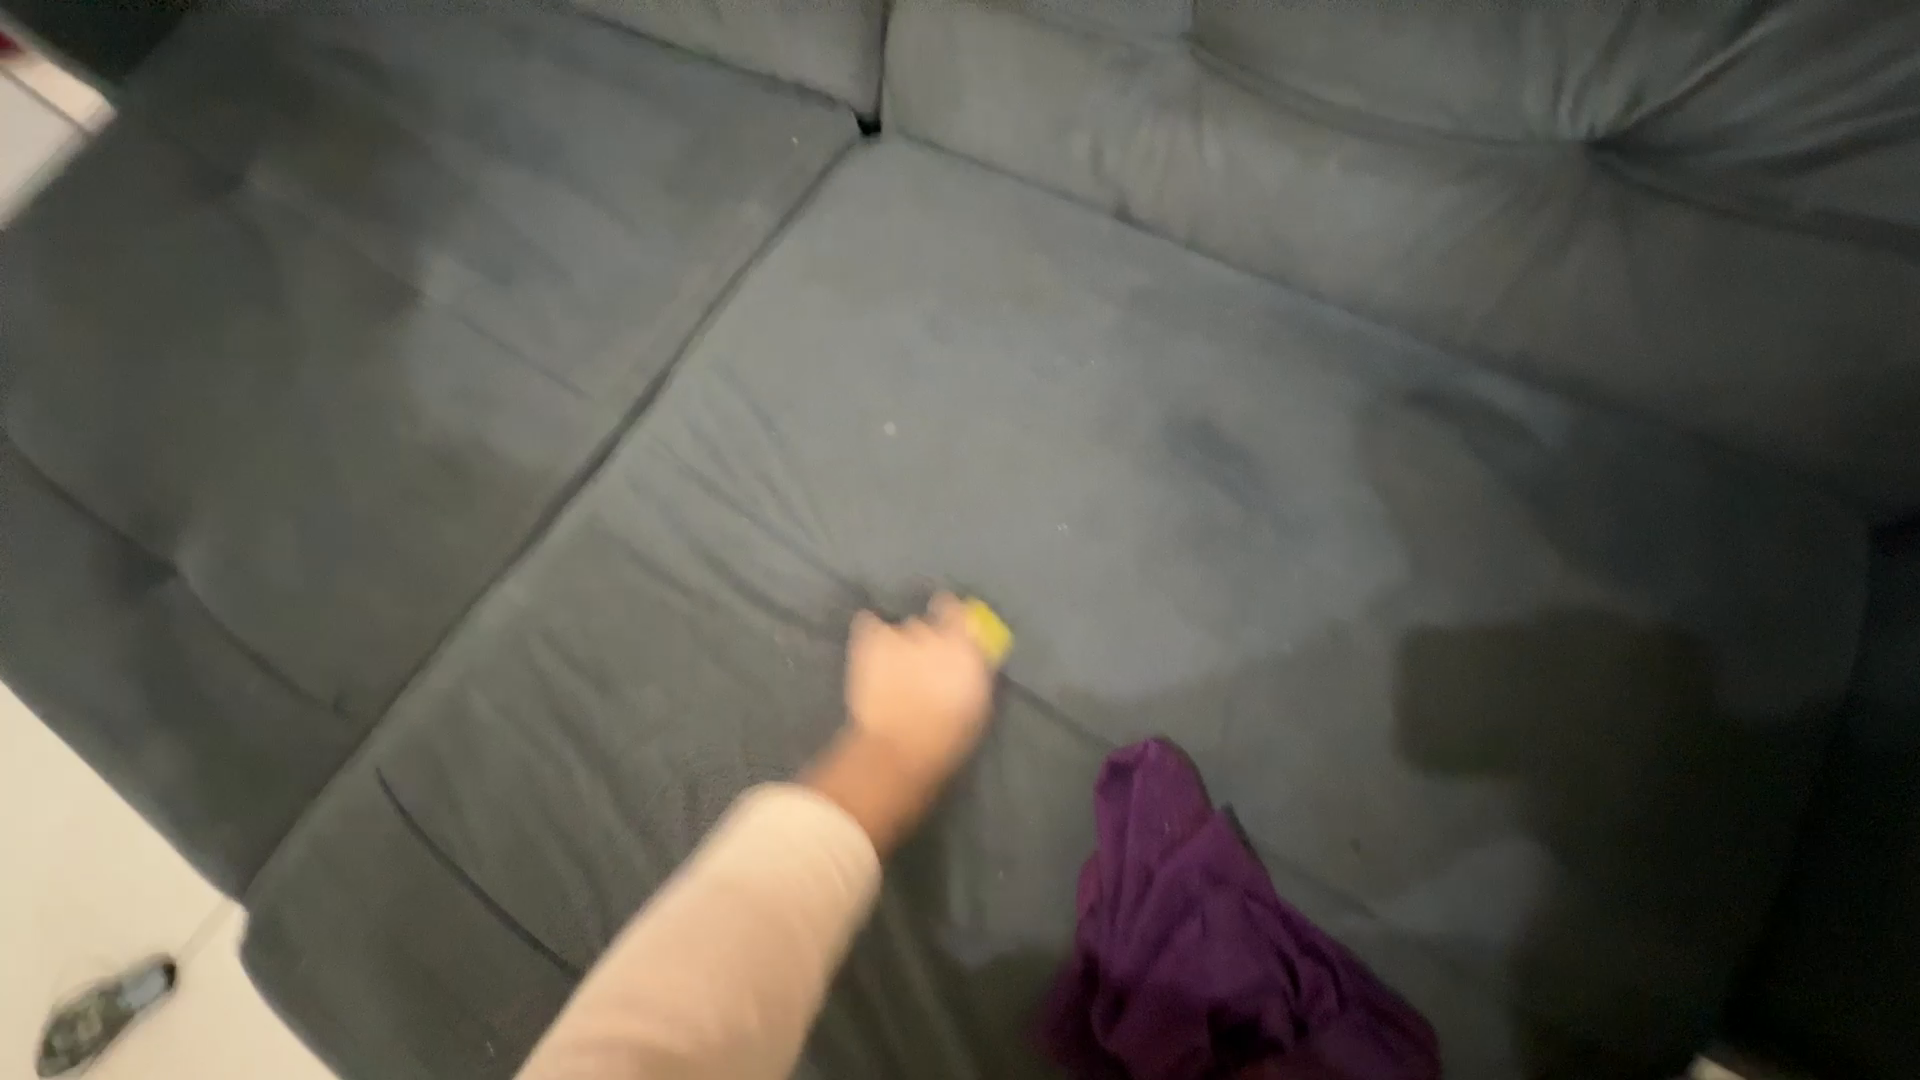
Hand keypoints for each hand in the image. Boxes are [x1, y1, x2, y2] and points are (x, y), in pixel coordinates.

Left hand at [803, 594, 1004, 853]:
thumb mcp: (977, 707)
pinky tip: (870, 652)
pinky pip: (869, 624)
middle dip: (925, 642)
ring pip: (900, 630)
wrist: (897, 749)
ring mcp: (900, 634)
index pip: (961, 615)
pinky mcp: (870, 640)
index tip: (950, 630)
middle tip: (920, 669)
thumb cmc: (946, 738)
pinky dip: (870, 633)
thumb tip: (971, 658)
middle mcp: (935, 633)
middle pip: (929, 626)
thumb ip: (974, 674)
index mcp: (964, 648)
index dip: (954, 620)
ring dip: (898, 645)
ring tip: (893, 670)